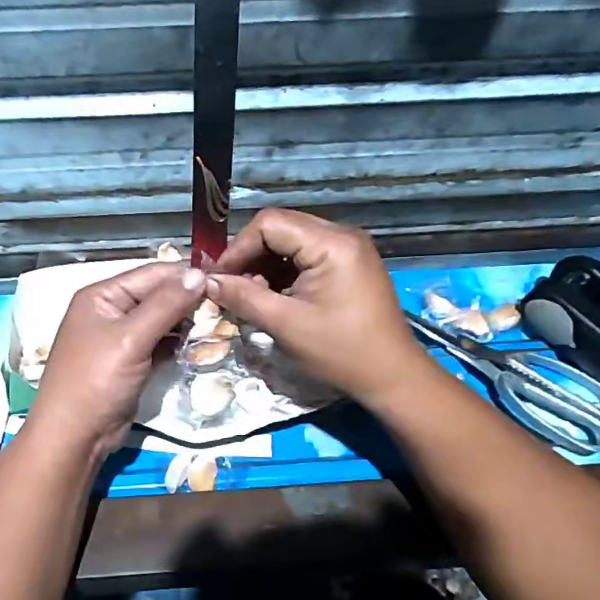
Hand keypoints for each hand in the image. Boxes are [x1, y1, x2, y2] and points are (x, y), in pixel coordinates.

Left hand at [29, 262, 205, 454]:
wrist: (75, 435)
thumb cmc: (96, 380)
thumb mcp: (130, 338)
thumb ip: (165, 305)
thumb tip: (198, 274)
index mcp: (102, 296)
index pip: (151, 274)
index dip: (185, 275)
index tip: (222, 280)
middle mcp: (110, 311)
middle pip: (157, 296)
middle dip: (187, 301)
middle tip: (224, 306)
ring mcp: (120, 339)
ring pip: (161, 321)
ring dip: (185, 324)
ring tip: (216, 325)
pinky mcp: (130, 363)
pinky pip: (158, 344)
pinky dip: (176, 345)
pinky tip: (198, 347)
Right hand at [206, 208, 432, 402]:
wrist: (391, 375)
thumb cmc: (340, 351)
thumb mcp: (285, 324)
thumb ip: (244, 297)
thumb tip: (208, 282)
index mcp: (332, 243)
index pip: (269, 224)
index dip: (237, 248)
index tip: (219, 279)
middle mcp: (342, 235)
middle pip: (279, 228)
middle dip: (249, 256)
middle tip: (231, 288)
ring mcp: (348, 248)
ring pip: (290, 241)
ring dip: (264, 265)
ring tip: (250, 296)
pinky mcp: (348, 264)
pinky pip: (305, 255)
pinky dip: (282, 272)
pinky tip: (272, 296)